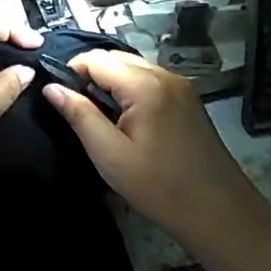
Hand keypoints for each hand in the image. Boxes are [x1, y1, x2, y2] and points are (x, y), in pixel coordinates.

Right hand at [43, 51, 270, 258]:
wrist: (218, 212)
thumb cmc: (159, 187)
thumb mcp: (110, 155)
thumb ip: (80, 115)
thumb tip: (51, 87)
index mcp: (145, 85)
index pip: (96, 58)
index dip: (72, 71)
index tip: (58, 97)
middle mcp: (164, 74)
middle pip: (116, 58)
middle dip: (90, 74)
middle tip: (76, 108)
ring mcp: (180, 85)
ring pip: (133, 67)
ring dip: (110, 81)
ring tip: (98, 116)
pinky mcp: (187, 98)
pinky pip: (149, 80)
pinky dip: (131, 89)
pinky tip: (125, 119)